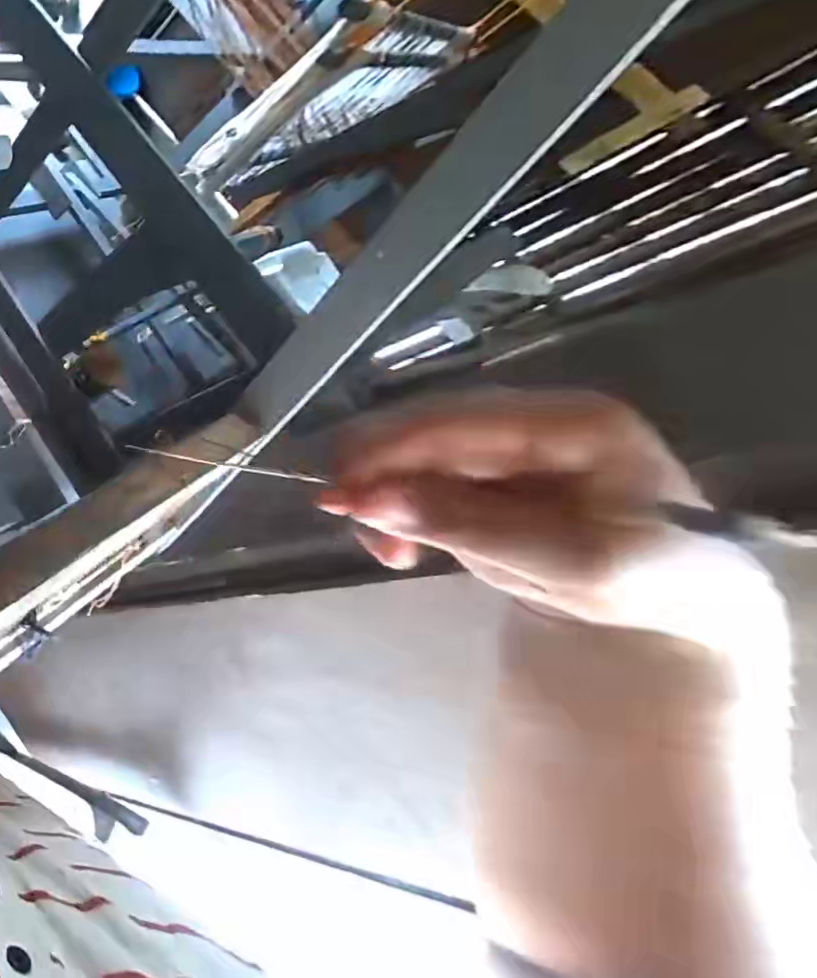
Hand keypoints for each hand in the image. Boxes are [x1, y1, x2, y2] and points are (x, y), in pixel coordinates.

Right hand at [315, 389, 770, 646]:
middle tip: (376, 545)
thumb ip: (463, 527)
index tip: (336, 505)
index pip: (443, 422)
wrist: (674, 598)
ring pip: (393, 448)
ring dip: (375, 498)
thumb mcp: (567, 565)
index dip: (379, 457)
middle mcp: (525, 413)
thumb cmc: (644, 582)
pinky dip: (385, 505)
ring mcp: (495, 432)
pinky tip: (398, 539)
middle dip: (374, 483)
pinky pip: (400, 469)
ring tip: (393, 553)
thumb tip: (360, 502)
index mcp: (570, 422)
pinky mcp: (471, 456)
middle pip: (409, 429)